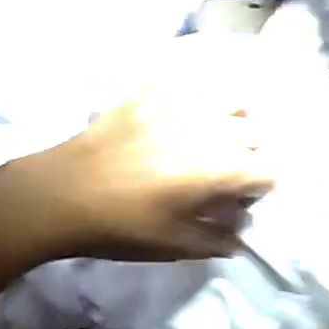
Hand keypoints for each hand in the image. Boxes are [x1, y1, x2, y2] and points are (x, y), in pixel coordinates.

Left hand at [0, 102, 271, 262]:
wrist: (62, 193)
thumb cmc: (121, 226)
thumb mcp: (174, 246)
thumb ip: (217, 240)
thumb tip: (239, 232)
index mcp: (220, 168)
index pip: (267, 172)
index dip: (257, 190)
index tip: (238, 200)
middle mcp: (209, 128)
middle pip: (253, 132)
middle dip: (247, 153)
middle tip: (222, 171)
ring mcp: (177, 103)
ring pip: (227, 98)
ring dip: (229, 118)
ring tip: (209, 135)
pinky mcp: (148, 92)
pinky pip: (186, 83)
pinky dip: (195, 94)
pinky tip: (180, 111)